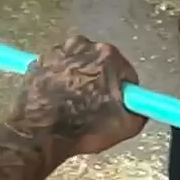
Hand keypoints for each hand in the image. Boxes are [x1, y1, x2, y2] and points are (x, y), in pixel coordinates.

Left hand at [8, 35, 145, 158]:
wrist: (37, 134)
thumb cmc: (81, 127)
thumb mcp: (127, 127)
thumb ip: (142, 111)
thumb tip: (141, 106)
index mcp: (108, 56)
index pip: (126, 73)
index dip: (124, 92)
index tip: (118, 105)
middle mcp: (82, 45)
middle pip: (101, 65)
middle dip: (102, 83)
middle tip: (96, 108)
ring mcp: (57, 51)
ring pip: (78, 66)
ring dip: (80, 80)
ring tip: (76, 106)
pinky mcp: (37, 61)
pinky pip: (58, 70)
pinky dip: (61, 82)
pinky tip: (60, 101)